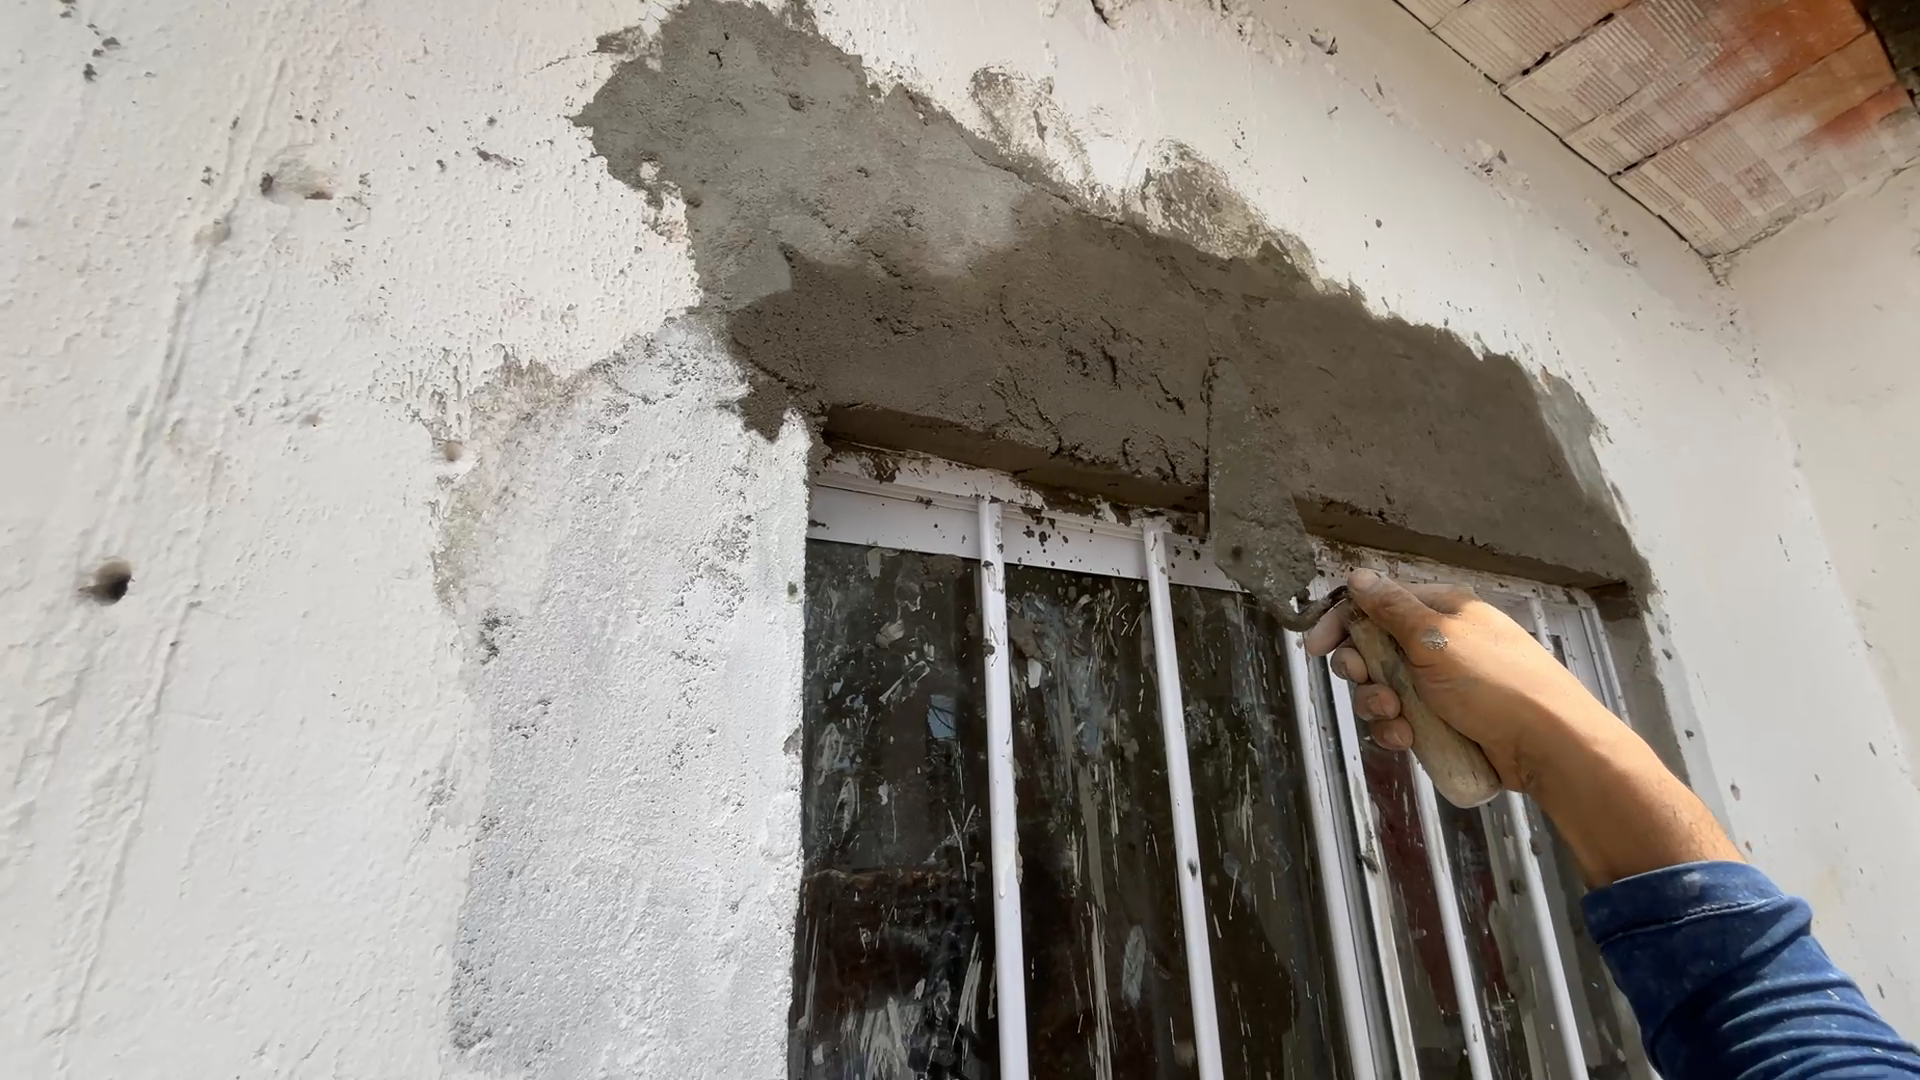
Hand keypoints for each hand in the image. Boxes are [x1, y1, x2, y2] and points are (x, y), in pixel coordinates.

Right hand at [1303, 568, 1613, 793]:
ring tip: (1395, 717)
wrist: (1552, 749)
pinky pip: (1401, 717)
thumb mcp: (1436, 638)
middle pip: (1372, 649)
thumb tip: (1358, 575)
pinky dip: (1396, 728)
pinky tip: (1406, 738)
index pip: (1375, 606)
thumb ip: (1391, 608)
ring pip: (1382, 687)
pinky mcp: (1444, 718)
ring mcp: (1441, 683)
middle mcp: (1438, 642)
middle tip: (1364, 681)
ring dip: (1377, 703)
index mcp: (1440, 611)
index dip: (1340, 624)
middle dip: (1361, 670)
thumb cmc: (1494, 683)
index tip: (1316, 647)